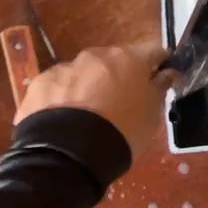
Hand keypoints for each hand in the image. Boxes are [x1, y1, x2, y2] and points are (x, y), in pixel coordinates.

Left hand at [14, 42, 173, 154]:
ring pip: (84, 73)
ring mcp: (65, 68)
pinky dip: (64, 98)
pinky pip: (58, 87)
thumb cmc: (122, 132)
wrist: (68, 156)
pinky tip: (64, 121)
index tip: (161, 80)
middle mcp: (97, 56)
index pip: (154, 51)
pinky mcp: (40, 84)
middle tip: (121, 103)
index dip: (159, 65)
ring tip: (87, 117)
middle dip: (120, 76)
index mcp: (130, 58)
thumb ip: (159, 89)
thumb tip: (167, 73)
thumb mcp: (152, 116)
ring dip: (90, 86)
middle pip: (115, 60)